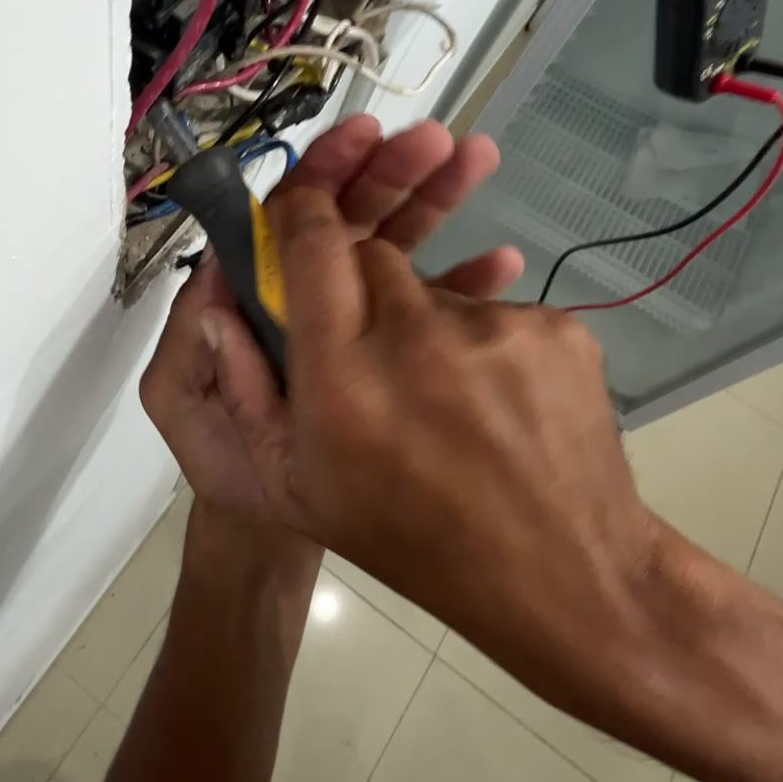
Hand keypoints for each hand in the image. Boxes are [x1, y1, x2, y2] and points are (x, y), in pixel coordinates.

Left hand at [139, 116, 523, 522]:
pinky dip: (466, 283)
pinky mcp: (402, 356)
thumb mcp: (186, 409)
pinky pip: (436, 311)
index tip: (358, 142)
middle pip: (345, 224)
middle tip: (434, 140)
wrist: (287, 532)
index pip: (285, 226)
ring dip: (432, 201)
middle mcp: (308, 304)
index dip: (316, 180)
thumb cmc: (227, 473)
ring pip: (394, 250)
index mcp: (258, 302)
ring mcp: (360, 328)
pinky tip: (503, 263)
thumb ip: (191, 341)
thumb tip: (216, 274)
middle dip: (385, 175)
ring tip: (475, 160)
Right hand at [215, 187, 658, 695]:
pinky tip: (484, 397)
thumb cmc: (406, 537)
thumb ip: (244, 389)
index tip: (302, 203)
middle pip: (373, 252)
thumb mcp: (294, 484)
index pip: (311, 244)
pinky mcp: (556, 328)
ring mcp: (494, 331)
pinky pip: (491, 306)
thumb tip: (220, 305)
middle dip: (358, 277)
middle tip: (368, 339)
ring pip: (431, 284)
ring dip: (417, 315)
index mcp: (340, 380)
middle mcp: (414, 340)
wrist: (562, 578)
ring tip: (436, 390)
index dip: (303, 209)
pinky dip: (475, 338)